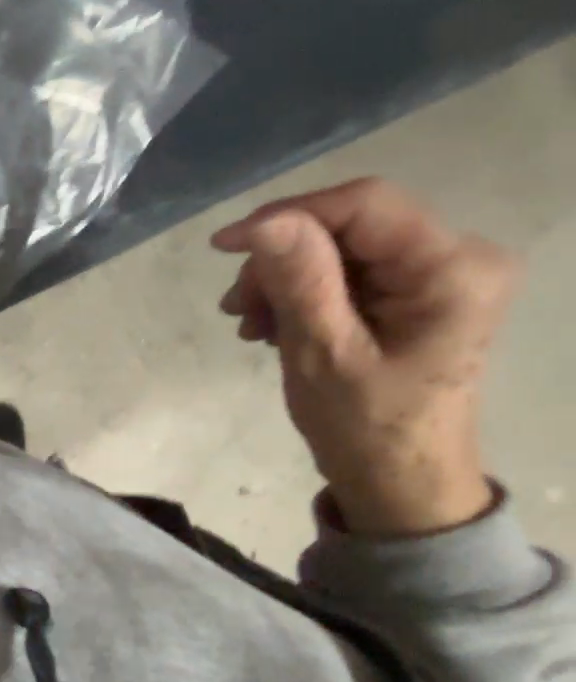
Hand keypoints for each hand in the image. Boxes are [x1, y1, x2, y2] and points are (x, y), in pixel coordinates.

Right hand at [211, 178, 517, 537]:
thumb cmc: (364, 424)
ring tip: (251, 326)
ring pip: (338, 246)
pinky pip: (346, 269)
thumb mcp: (323, 353)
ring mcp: (438, 273)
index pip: (364, 205)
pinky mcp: (415, 290)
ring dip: (281, 279)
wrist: (397, 475)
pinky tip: (274, 325)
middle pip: (348, 225)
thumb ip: (301, 282)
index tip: (222, 249)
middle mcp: (458, 256)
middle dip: (280, 259)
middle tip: (237, 310)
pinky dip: (299, 291)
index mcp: (451, 268)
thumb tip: (264, 223)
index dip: (288, 215)